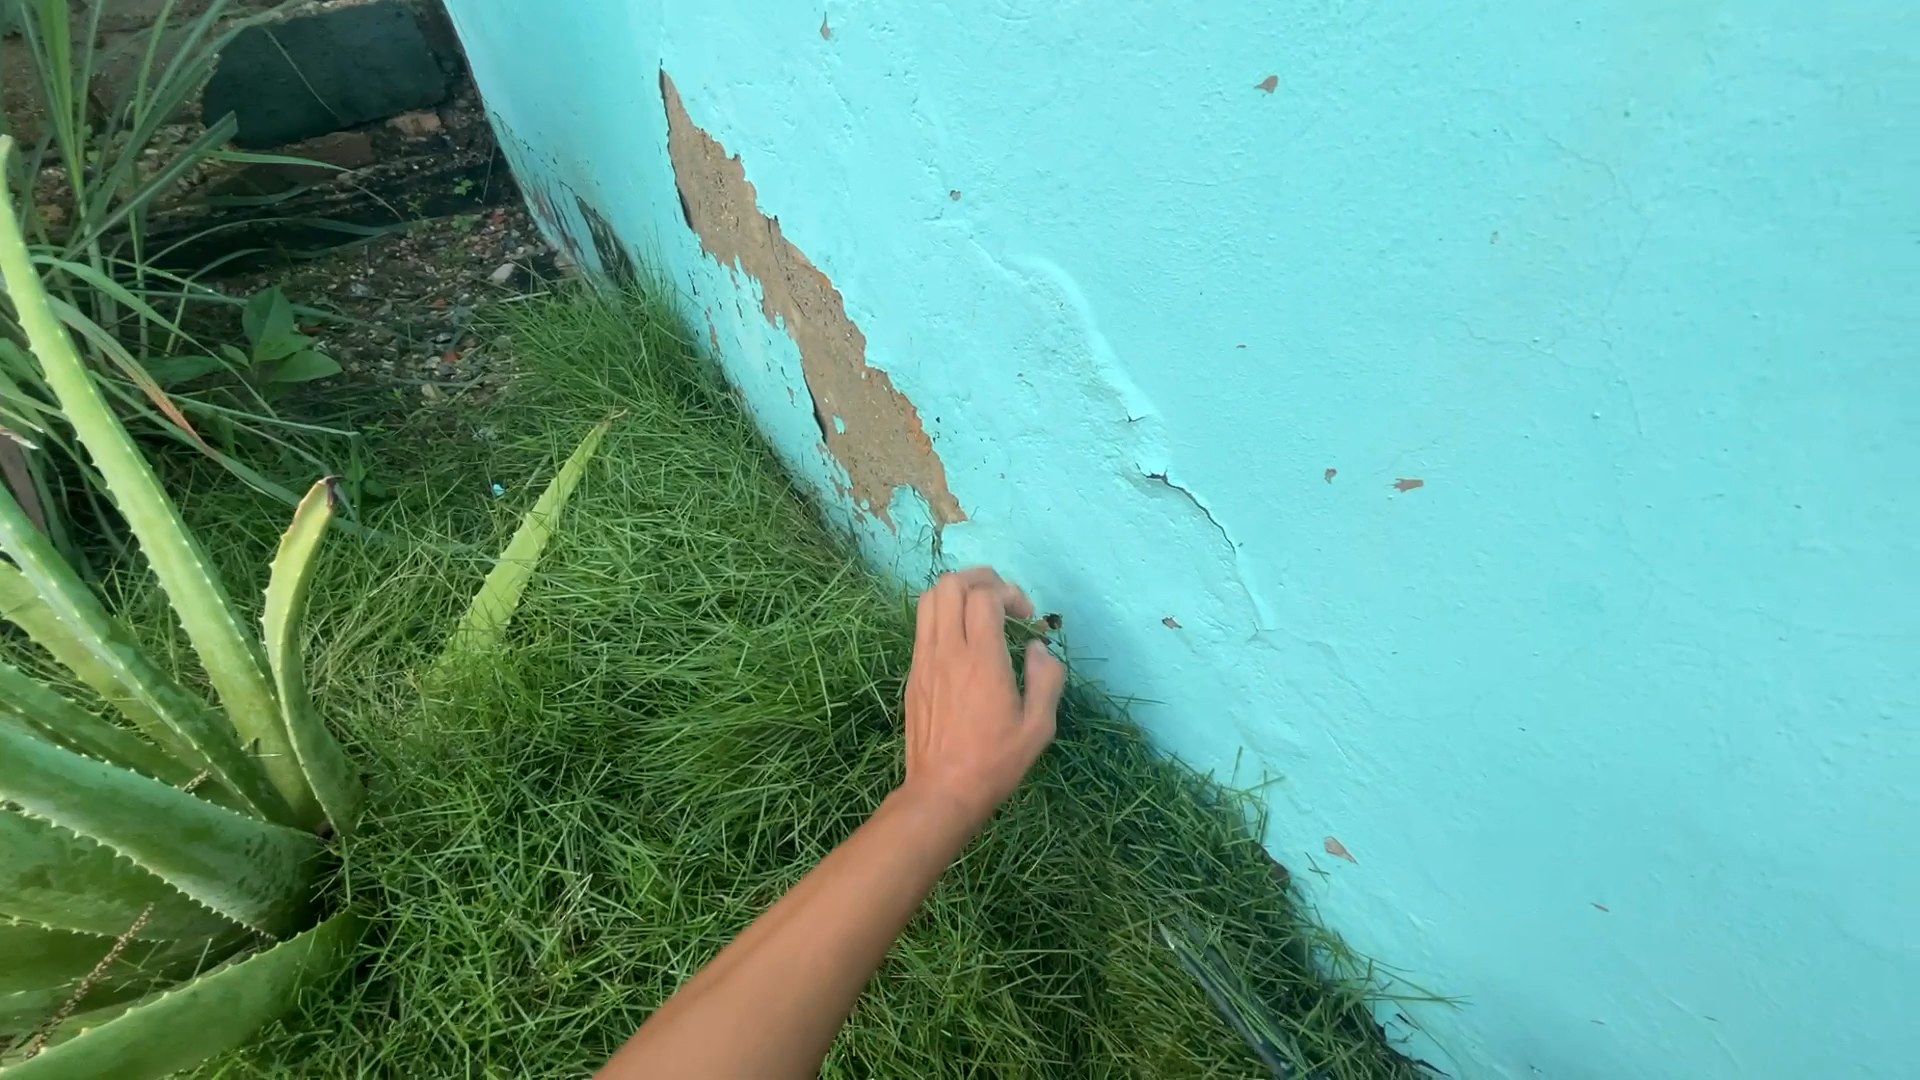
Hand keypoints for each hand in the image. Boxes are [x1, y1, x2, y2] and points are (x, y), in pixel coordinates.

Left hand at [901, 567, 1065, 827]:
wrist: (942, 791)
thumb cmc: (995, 762)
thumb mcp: (1038, 727)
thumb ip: (1046, 678)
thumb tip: (1037, 647)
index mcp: (981, 659)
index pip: (985, 596)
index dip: (1009, 593)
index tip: (1026, 615)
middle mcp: (948, 650)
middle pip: (951, 584)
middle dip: (980, 579)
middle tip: (1002, 599)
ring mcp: (924, 659)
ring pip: (930, 598)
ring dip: (957, 592)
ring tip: (980, 608)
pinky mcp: (913, 672)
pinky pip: (923, 624)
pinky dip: (943, 614)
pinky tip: (962, 637)